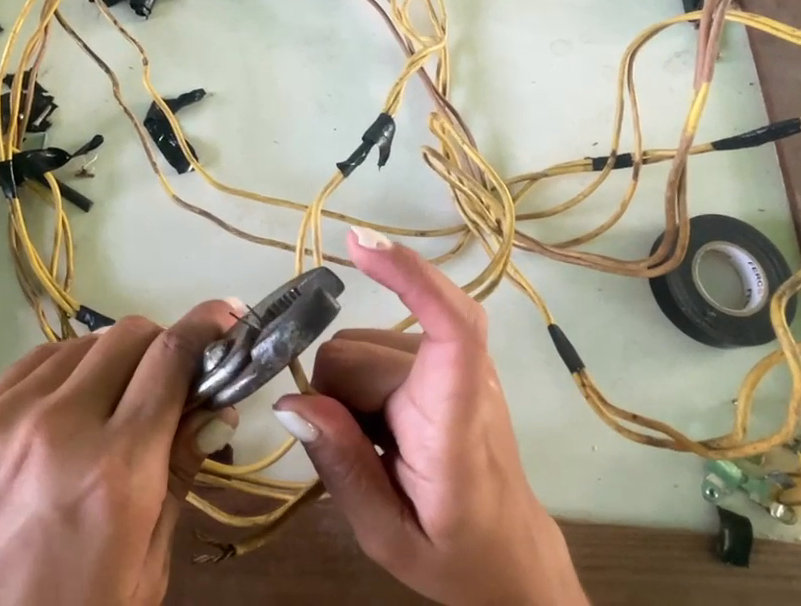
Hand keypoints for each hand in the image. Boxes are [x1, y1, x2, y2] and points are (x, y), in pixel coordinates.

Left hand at [0, 301, 241, 605]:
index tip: (227, 315)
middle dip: (162, 345)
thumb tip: (215, 410)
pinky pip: (32, 364)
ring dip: (113, 359)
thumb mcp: (144, 568)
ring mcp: (6, 415)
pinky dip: (65, 370)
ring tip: (117, 400)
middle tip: (172, 380)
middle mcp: (61, 425)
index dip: (206, 326)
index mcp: (116, 469)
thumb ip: (179, 477)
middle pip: (129, 336)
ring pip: (81, 343)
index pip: (171, 360)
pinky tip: (69, 404)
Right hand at [273, 229, 588, 605]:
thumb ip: (343, 467)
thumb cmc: (455, 555)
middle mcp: (461, 379)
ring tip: (375, 445)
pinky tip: (378, 423)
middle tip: (358, 456)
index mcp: (456, 425)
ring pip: (355, 345)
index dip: (410, 276)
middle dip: (335, 397)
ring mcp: (452, 365)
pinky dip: (356, 382)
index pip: (452, 330)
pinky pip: (368, 346)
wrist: (508, 556)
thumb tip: (292, 402)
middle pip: (358, 350)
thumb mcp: (387, 535)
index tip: (359, 244)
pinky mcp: (438, 360)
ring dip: (345, 392)